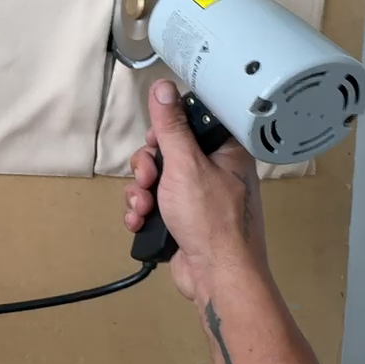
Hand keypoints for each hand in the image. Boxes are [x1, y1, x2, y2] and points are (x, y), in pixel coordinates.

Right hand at [123, 80, 269, 300]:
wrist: (216, 276)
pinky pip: (153, 204)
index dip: (166, 131)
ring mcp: (197, 197)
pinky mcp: (182, 219)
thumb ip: (171, 126)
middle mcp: (213, 171)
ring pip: (154, 180)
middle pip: (164, 152)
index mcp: (225, 152)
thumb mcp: (185, 165)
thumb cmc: (210, 219)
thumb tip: (164, 87)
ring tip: (143, 209)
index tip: (157, 144)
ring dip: (140, 193)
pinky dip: (142, 212)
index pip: (189, 123)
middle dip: (146, 168)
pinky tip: (141, 222)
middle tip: (149, 180)